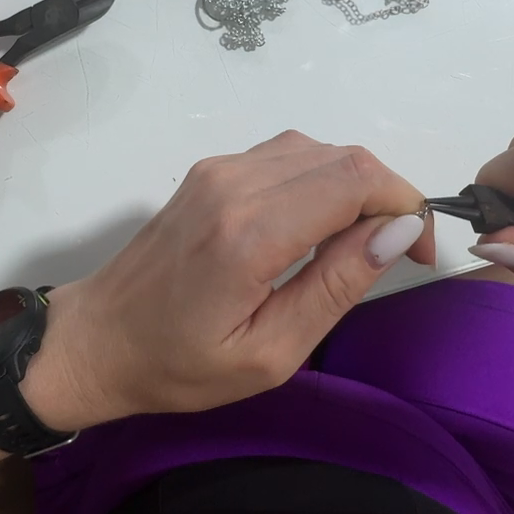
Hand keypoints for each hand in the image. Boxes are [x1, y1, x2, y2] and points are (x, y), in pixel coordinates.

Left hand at [24, 131, 433, 428]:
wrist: (97, 338)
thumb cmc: (179, 365)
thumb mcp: (269, 353)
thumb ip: (335, 285)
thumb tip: (395, 229)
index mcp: (250, 232)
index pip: (356, 178)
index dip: (405, 205)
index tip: (417, 254)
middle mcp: (234, 182)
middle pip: (343, 155)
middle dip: (387, 196)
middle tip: (393, 253)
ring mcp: (218, 169)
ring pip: (317, 149)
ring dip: (354, 186)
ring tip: (356, 242)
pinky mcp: (210, 170)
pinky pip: (285, 155)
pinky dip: (319, 179)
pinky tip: (316, 223)